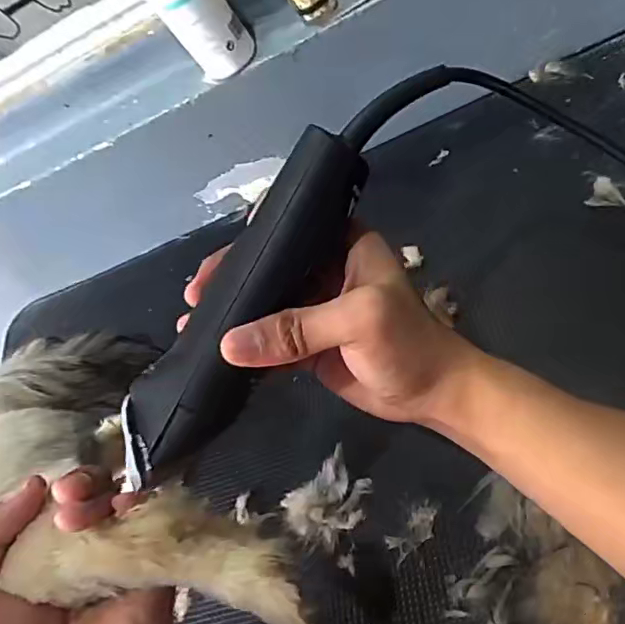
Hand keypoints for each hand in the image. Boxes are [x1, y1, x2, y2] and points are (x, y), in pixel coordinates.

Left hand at [0, 473, 173, 623]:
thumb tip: (34, 484)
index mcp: (21, 559)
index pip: (36, 504)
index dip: (40, 490)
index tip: (40, 495)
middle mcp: (72, 553)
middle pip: (84, 495)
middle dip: (76, 485)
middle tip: (67, 502)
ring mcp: (117, 560)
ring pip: (123, 502)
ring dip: (104, 495)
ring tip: (81, 517)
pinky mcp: (155, 569)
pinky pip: (158, 527)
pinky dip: (144, 510)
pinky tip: (122, 516)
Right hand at [182, 230, 482, 424]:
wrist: (432, 393)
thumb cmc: (409, 343)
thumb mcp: (359, 322)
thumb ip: (297, 328)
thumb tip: (229, 344)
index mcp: (345, 246)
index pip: (290, 230)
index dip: (251, 241)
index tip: (214, 265)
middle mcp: (327, 271)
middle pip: (270, 267)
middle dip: (232, 281)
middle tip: (195, 300)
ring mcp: (317, 308)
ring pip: (267, 305)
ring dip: (234, 316)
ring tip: (192, 327)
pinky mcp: (311, 344)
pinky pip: (272, 341)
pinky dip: (248, 347)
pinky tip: (216, 353)